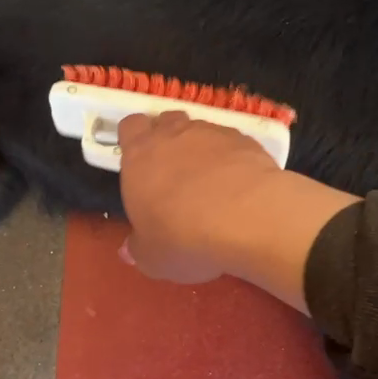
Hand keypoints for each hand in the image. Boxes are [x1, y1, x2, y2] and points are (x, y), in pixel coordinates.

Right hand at [115, 112, 357, 310]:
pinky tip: (239, 186)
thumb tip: (129, 251)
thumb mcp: (152, 257)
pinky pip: (232, 144)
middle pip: (166, 121)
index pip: (130, 126)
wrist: (248, 219)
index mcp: (140, 155)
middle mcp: (174, 135)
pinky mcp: (246, 140)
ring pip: (200, 131)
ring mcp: (213, 134)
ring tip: (210, 183)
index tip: (140, 160)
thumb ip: (138, 248)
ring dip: (201, 150)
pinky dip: (231, 159)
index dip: (134, 139)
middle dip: (168, 139)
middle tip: (172, 172)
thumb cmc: (184, 237)